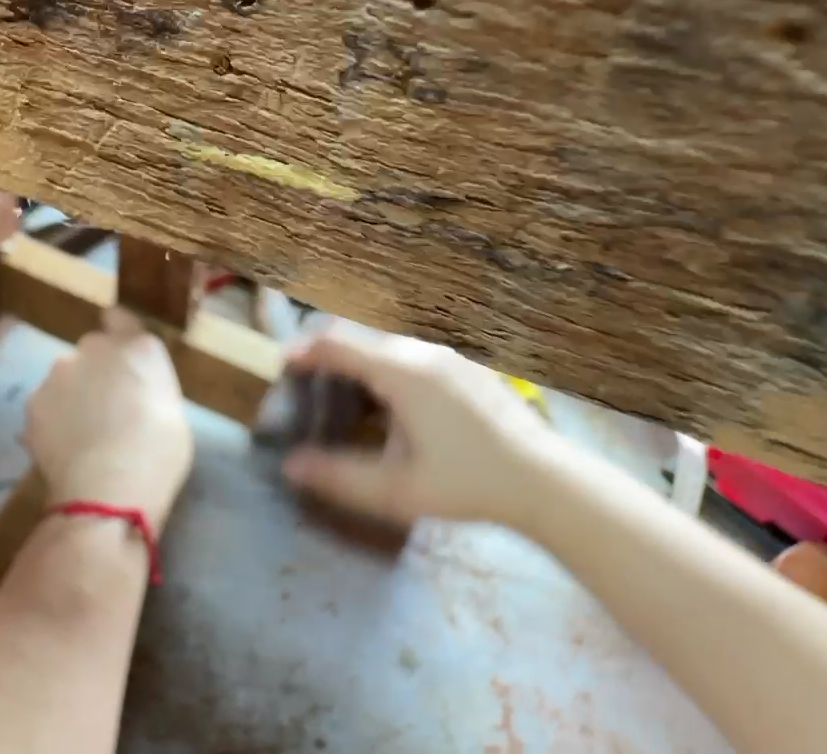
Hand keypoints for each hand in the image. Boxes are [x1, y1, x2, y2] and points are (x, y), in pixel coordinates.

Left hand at [23, 309, 194, 527]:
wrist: (106, 492)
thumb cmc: (157, 455)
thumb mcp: (171, 412)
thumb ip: (148, 386)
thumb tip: (134, 389)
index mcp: (136, 346)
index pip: (119, 317)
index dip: (117, 331)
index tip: (119, 353)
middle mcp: (94, 347)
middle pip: (92, 351)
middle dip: (97, 371)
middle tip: (108, 409)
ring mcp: (59, 373)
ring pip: (65, 378)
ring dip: (72, 395)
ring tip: (83, 435)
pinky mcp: (33, 402)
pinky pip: (46, 405)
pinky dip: (53, 420)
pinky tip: (65, 448)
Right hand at [281, 322, 556, 527]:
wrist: (546, 481)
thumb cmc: (468, 483)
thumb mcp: (397, 491)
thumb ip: (339, 476)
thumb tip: (288, 465)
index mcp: (400, 371)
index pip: (337, 343)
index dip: (303, 349)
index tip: (280, 363)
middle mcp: (421, 352)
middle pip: (359, 335)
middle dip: (327, 351)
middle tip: (306, 380)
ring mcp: (447, 356)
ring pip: (386, 343)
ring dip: (358, 358)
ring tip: (343, 393)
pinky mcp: (465, 367)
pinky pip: (410, 353)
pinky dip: (385, 365)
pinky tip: (390, 404)